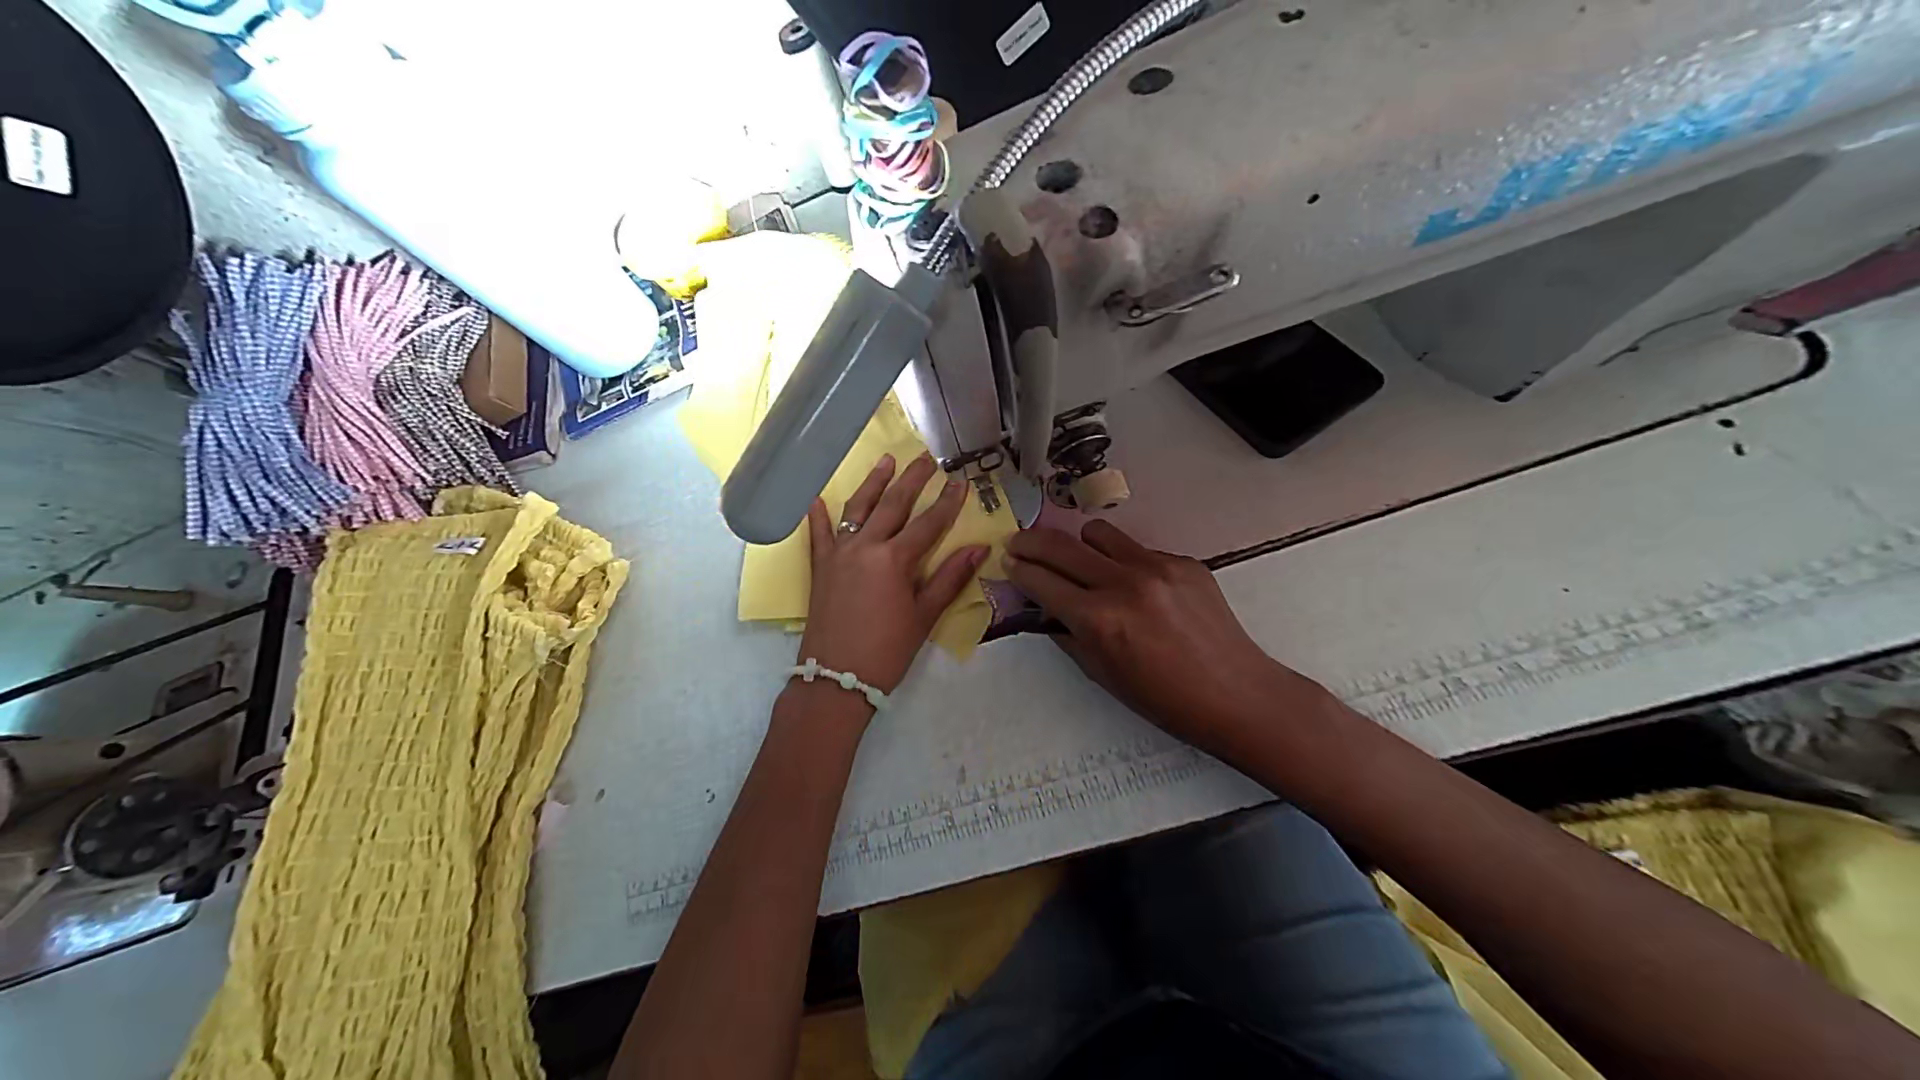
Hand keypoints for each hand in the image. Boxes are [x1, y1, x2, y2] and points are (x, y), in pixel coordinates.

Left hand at [799, 453, 987, 702]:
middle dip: (913, 480)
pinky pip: (818, 534)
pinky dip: (818, 515)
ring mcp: (838, 554)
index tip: (961, 481)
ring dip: (873, 483)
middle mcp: (865, 546)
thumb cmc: (887, 650)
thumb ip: (950, 579)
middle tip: (927, 459)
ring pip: (857, 509)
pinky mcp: (819, 567)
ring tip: (886, 461)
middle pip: (893, 505)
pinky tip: (818, 497)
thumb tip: (979, 549)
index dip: (947, 502)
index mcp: (894, 559)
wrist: (835, 678)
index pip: (928, 523)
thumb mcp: (924, 616)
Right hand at [1004, 519, 1333, 753]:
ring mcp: (1157, 567)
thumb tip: (1044, 607)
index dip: (1019, 570)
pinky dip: (1125, 563)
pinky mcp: (1184, 562)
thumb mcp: (1101, 674)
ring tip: (1081, 562)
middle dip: (1030, 542)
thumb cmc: (1163, 698)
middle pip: (1060, 545)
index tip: (1008, 563)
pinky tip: (1138, 589)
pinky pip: (1138, 550)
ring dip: (1079, 544)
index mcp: (1099, 619)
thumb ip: (1067, 633)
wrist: (1235, 694)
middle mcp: (1124, 583)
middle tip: (1018, 543)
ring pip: (1098, 533)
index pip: (1042, 580)